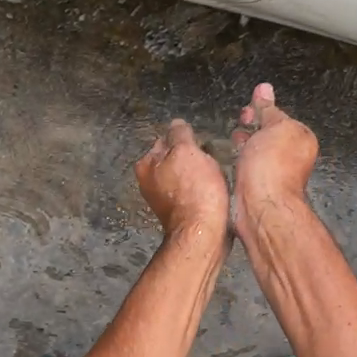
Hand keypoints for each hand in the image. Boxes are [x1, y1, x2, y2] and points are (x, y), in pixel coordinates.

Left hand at [135, 119, 228, 240]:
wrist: (202, 232)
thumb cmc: (194, 190)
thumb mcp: (186, 151)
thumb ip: (179, 133)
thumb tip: (176, 124)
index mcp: (145, 165)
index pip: (167, 140)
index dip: (186, 141)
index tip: (199, 149)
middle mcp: (149, 183)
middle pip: (176, 158)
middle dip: (192, 159)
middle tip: (207, 166)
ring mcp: (163, 199)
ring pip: (186, 175)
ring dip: (200, 175)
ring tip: (212, 182)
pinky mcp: (178, 212)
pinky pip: (192, 192)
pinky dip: (201, 191)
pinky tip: (211, 195)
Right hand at [231, 82, 317, 237]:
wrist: (261, 206)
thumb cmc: (273, 167)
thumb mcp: (274, 126)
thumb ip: (268, 108)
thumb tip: (265, 89)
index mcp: (300, 139)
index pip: (280, 118)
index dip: (263, 109)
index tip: (247, 108)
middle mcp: (290, 157)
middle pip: (269, 134)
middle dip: (253, 126)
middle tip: (239, 120)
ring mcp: (273, 174)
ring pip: (258, 152)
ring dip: (245, 143)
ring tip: (233, 138)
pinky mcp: (257, 187)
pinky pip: (248, 168)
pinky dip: (240, 161)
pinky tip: (230, 158)